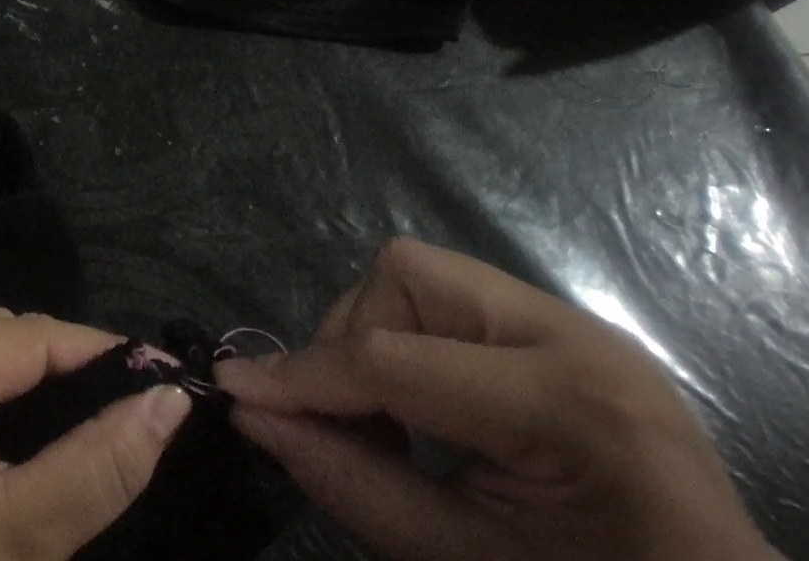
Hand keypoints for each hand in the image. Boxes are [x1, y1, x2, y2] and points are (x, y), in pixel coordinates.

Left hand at [0, 309, 191, 560]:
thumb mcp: (19, 535)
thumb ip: (97, 465)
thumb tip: (169, 400)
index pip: (26, 336)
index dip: (100, 350)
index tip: (164, 375)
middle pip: (1, 336)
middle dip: (69, 362)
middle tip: (136, 401)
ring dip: (36, 374)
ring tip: (99, 408)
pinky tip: (37, 421)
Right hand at [215, 238, 779, 560]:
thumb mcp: (462, 560)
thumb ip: (349, 481)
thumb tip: (250, 413)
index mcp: (572, 408)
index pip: (390, 359)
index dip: (300, 376)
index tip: (233, 392)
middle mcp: (576, 335)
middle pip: (404, 277)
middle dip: (349, 342)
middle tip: (348, 424)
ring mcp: (576, 324)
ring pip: (418, 276)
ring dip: (375, 338)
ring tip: (390, 421)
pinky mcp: (562, 329)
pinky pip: (449, 300)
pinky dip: (409, 340)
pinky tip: (425, 407)